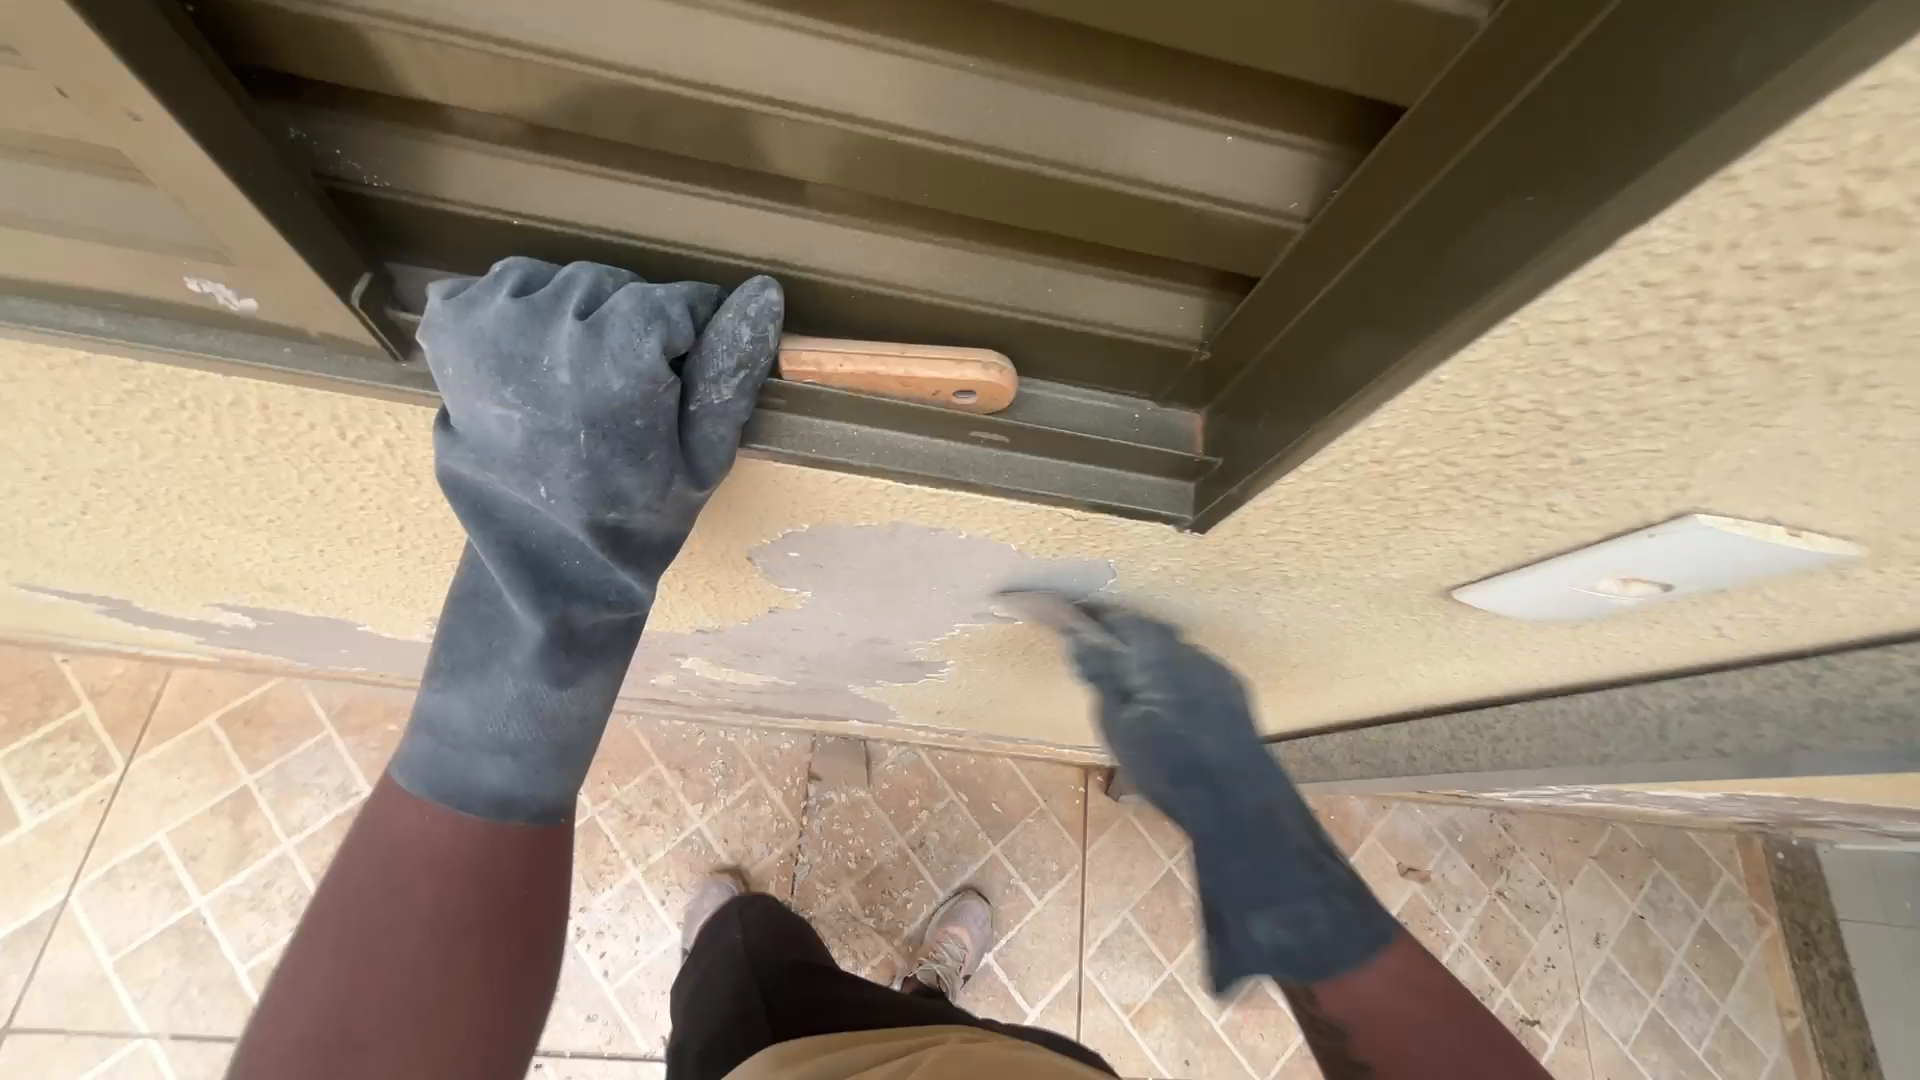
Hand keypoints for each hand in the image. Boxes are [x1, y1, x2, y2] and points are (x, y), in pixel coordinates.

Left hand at [423, 258, 781, 598]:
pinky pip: (503, 285)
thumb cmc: (638, 515)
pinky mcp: (451, 329)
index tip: (684, 374)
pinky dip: (527, 312)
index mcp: (616, 356)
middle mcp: (545, 327)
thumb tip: (764, 293)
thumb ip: (732, 369)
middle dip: (637, 325)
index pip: (676, 301)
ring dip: (584, 316)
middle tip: (633, 389)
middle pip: (617, 286)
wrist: (547, 558)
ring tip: (587, 378)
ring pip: (562, 280)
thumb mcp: (706, 454)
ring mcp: (488, 324)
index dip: (692, 335)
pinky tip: (540, 365)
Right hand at [1054, 599, 1398, 986]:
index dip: (1090, 616)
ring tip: (1127, 672)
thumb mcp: (1118, 725)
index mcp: (1155, 656)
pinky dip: (1170, 670)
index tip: (1067, 616)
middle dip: (1118, 630)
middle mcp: (1188, 653)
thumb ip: (1101, 675)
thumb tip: (1078, 637)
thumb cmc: (1167, 767)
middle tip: (1093, 643)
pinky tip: (1165, 696)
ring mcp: (1214, 670)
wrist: (1239, 803)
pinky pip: (1192, 666)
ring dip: (1147, 651)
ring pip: (1171, 647)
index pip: (1116, 620)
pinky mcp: (1232, 690)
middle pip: (1146, 629)